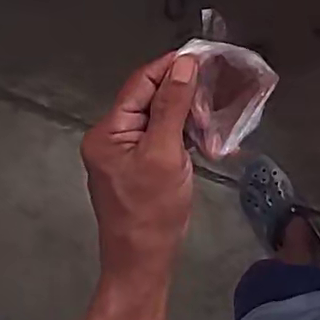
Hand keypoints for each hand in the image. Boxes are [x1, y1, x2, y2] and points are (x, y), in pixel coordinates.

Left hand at [81, 52, 199, 279]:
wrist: (144, 263)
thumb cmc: (152, 213)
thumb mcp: (165, 153)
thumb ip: (173, 105)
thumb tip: (183, 63)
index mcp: (108, 131)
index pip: (141, 82)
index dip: (171, 66)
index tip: (202, 57)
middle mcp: (113, 136)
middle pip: (151, 96)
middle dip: (183, 93)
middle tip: (211, 93)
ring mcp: (127, 150)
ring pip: (161, 114)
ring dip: (187, 114)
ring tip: (210, 121)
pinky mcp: (142, 162)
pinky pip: (164, 133)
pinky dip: (185, 131)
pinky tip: (203, 135)